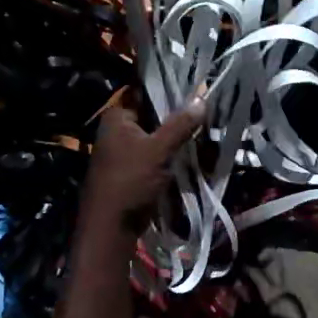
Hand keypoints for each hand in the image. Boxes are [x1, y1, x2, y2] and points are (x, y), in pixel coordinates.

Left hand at [79, 100, 205, 234]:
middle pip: (153, 117)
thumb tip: (201, 98)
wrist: (112, 225)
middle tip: (205, 115)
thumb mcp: (158, 150)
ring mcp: (125, 151)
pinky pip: (156, 156)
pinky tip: (192, 154)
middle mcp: (118, 130)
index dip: (170, 92)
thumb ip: (179, 125)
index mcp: (117, 117)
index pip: (145, 93)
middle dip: (177, 119)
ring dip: (176, 140)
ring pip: (157, 138)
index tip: (196, 92)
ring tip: (203, 134)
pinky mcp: (133, 170)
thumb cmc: (130, 180)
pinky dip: (171, 156)